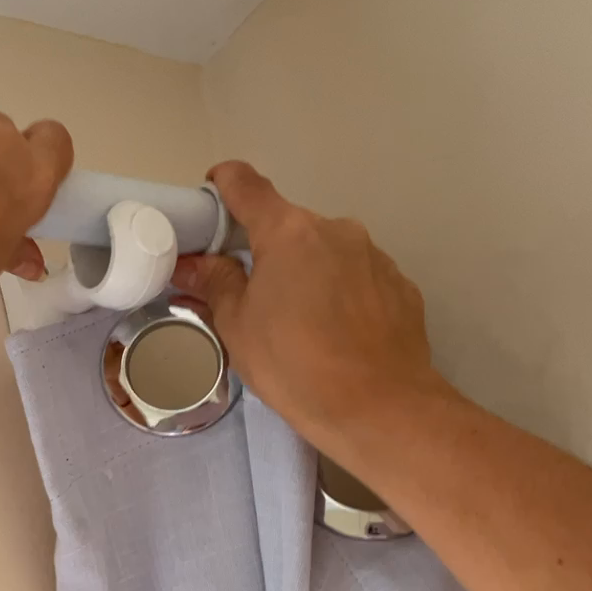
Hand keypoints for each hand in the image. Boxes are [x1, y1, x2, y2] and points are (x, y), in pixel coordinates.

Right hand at [171, 161, 452, 447]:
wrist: (376, 406)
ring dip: (303, 275)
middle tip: (246, 295)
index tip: (211, 194)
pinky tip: (331, 335)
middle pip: (288, 227)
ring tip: (294, 325)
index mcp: (288, 233)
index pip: (247, 186)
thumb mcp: (237, 326)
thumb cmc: (292, 363)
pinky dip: (336, 295)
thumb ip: (214, 284)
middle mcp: (335, 230)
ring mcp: (374, 255)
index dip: (224, 184)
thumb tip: (192, 263)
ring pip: (324, 254)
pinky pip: (355, 278)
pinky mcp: (399, 285)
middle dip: (264, 252)